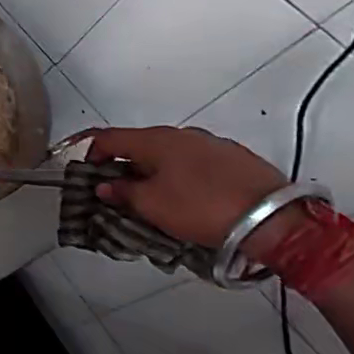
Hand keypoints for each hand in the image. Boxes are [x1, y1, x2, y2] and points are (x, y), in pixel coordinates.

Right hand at [87, 126, 302, 257]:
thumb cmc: (202, 208)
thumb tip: (105, 186)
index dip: (88, 153)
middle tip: (112, 195)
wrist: (272, 219)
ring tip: (148, 202)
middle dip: (120, 167)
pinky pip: (192, 164)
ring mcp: (211, 145)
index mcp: (157, 140)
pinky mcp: (233, 160)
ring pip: (167, 156)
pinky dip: (177, 177)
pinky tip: (182, 201)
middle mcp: (183, 134)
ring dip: (150, 174)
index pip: (108, 137)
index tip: (81, 175)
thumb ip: (123, 193)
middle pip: (138, 146)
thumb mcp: (152, 206)